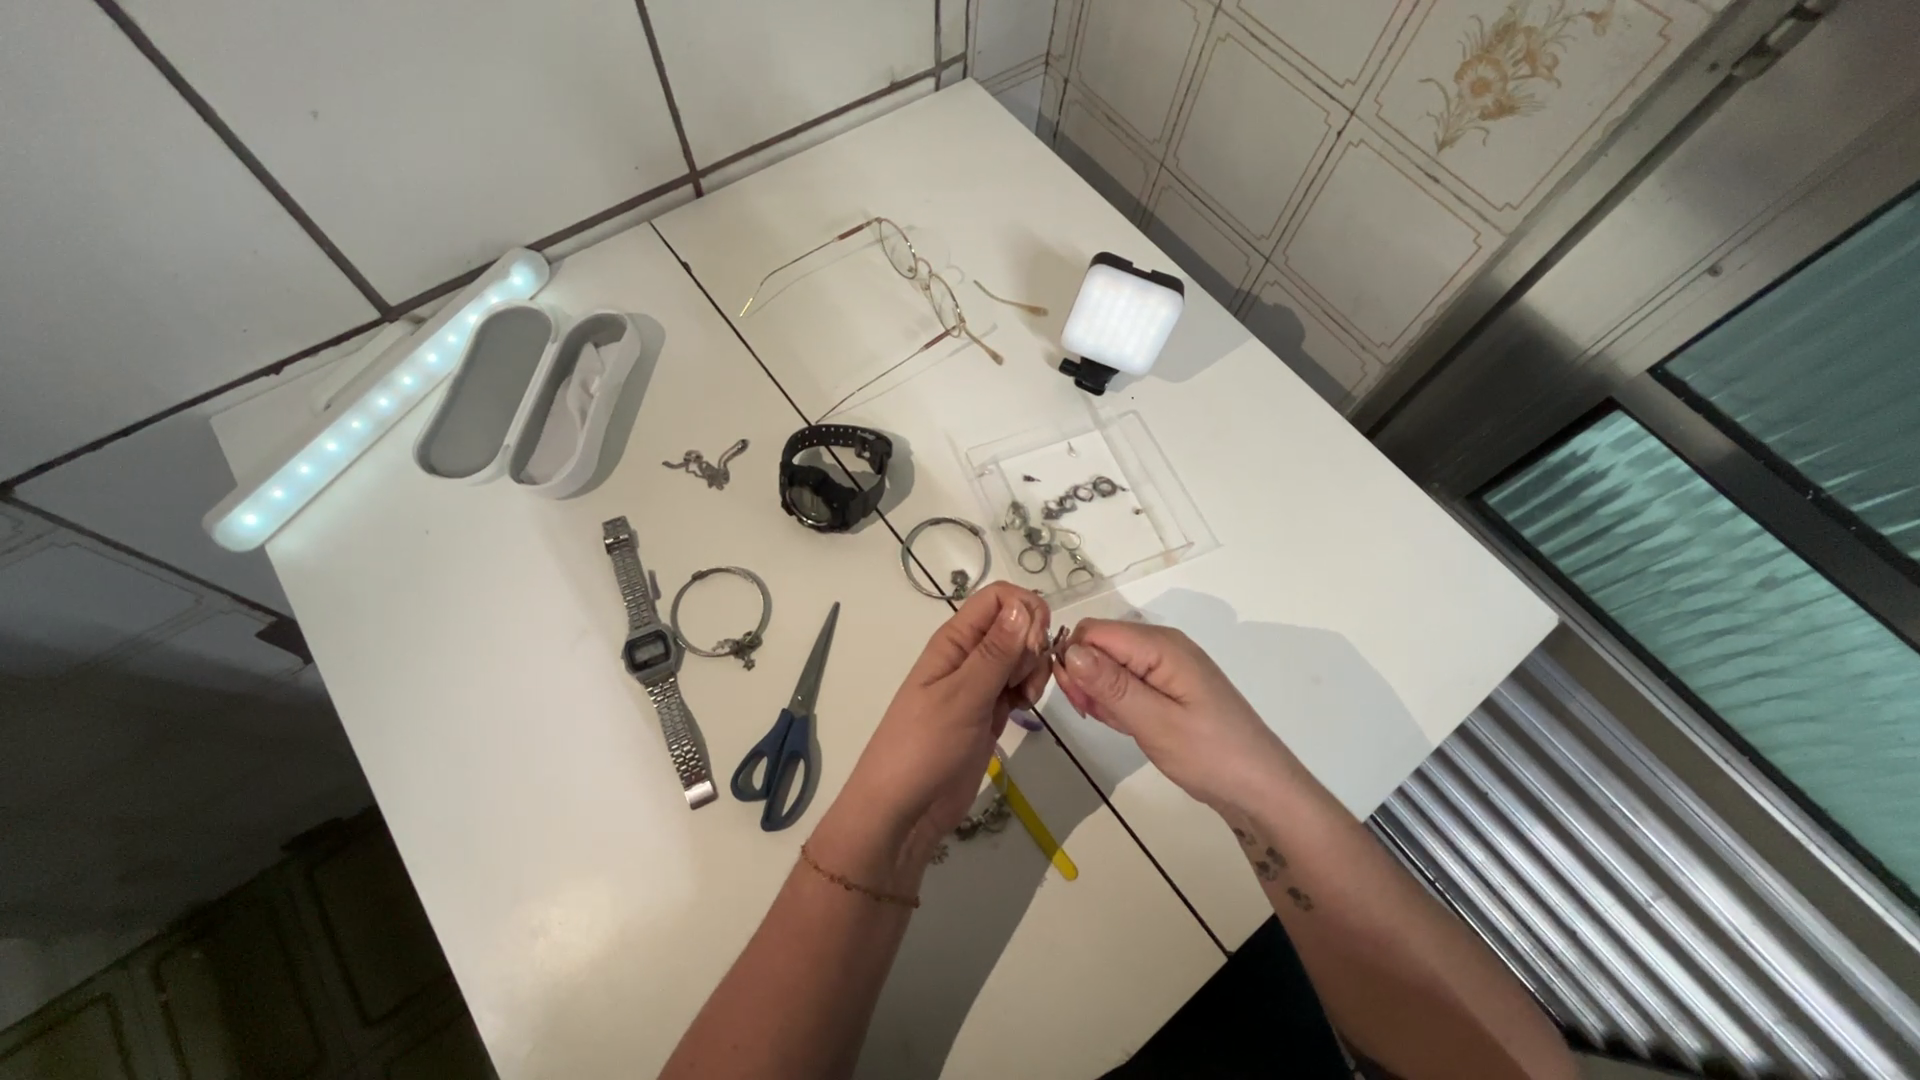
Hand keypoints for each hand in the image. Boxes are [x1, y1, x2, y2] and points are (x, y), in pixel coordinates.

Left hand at [836, 583, 1051, 861]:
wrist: (904, 809)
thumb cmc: (923, 747)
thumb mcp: (961, 696)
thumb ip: (995, 653)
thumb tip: (1023, 606)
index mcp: (953, 641)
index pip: (998, 598)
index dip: (1024, 609)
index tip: (1036, 642)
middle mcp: (967, 656)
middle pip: (1016, 624)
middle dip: (1033, 644)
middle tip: (1023, 679)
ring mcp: (979, 685)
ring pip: (1021, 656)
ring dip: (1034, 670)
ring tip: (1024, 700)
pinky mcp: (989, 713)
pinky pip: (1018, 685)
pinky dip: (1028, 691)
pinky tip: (1023, 710)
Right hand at [1051, 619, 1300, 813]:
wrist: (1260, 787)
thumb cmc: (1210, 755)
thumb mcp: (1155, 723)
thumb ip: (1111, 685)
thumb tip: (1069, 650)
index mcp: (1160, 646)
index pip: (1094, 631)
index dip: (1074, 659)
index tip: (1075, 699)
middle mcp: (1162, 646)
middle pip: (1099, 644)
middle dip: (1084, 676)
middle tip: (1092, 716)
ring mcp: (1166, 667)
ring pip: (1109, 665)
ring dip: (1099, 692)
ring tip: (1115, 725)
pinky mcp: (1167, 687)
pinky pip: (1126, 683)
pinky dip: (1117, 702)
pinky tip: (1125, 726)